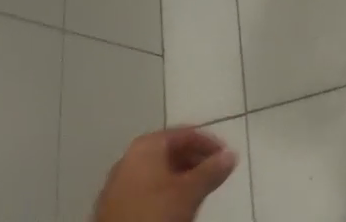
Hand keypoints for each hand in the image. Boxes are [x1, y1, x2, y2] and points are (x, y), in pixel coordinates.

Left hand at [94, 126, 237, 221]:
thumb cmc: (155, 213)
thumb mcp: (190, 192)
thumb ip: (211, 171)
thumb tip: (231, 155)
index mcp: (146, 145)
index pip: (185, 133)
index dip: (209, 143)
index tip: (226, 156)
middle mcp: (130, 157)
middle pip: (170, 151)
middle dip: (195, 160)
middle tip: (215, 173)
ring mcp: (119, 181)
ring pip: (158, 171)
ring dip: (181, 177)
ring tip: (199, 190)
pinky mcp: (114, 204)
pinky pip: (147, 187)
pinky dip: (165, 190)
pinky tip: (175, 205)